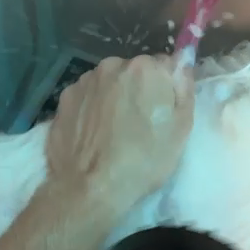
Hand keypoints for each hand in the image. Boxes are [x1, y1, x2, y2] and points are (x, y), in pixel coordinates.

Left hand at [43, 54, 192, 214]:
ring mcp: (84, 81)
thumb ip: (184, 87)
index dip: (166, 90)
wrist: (90, 187)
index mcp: (146, 68)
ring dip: (113, 99)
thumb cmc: (144, 160)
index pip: (164, 67)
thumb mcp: (181, 128)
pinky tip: (93, 134)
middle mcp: (113, 65)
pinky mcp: (64, 98)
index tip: (162, 113)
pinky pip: (87, 97)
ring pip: (108, 84)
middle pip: (133, 73)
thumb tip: (182, 61)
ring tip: (113, 133)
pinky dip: (92, 109)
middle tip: (139, 125)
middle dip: (138, 91)